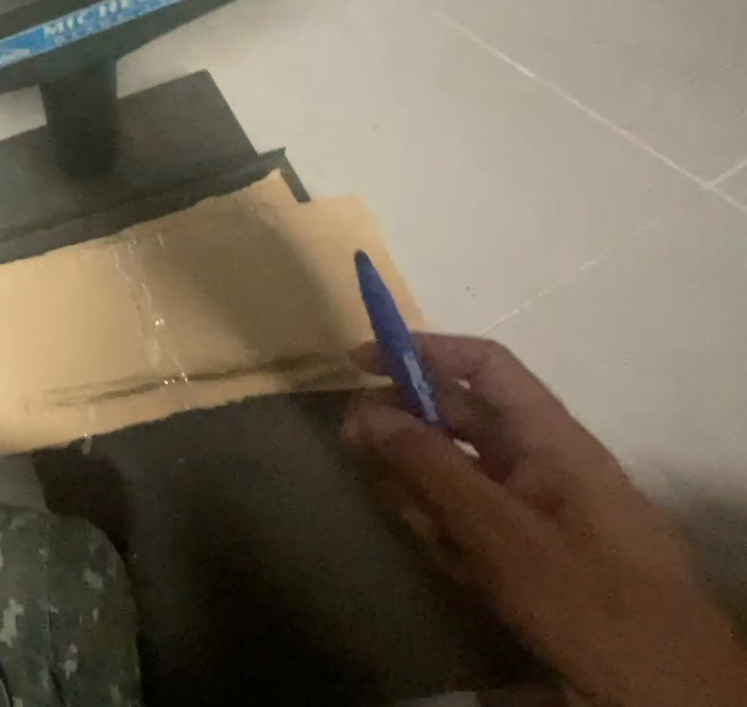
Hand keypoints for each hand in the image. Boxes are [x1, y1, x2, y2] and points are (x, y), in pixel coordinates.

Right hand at [341, 335, 746, 706]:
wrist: (670, 699)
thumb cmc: (586, 599)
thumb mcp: (495, 530)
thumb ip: (426, 464)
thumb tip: (364, 410)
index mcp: (551, 441)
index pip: (483, 366)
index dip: (420, 351)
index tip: (358, 363)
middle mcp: (542, 461)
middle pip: (454, 416)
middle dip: (400, 428)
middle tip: (353, 446)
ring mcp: (536, 503)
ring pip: (450, 467)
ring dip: (419, 488)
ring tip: (424, 530)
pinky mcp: (527, 542)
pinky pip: (465, 511)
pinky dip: (443, 526)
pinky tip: (449, 560)